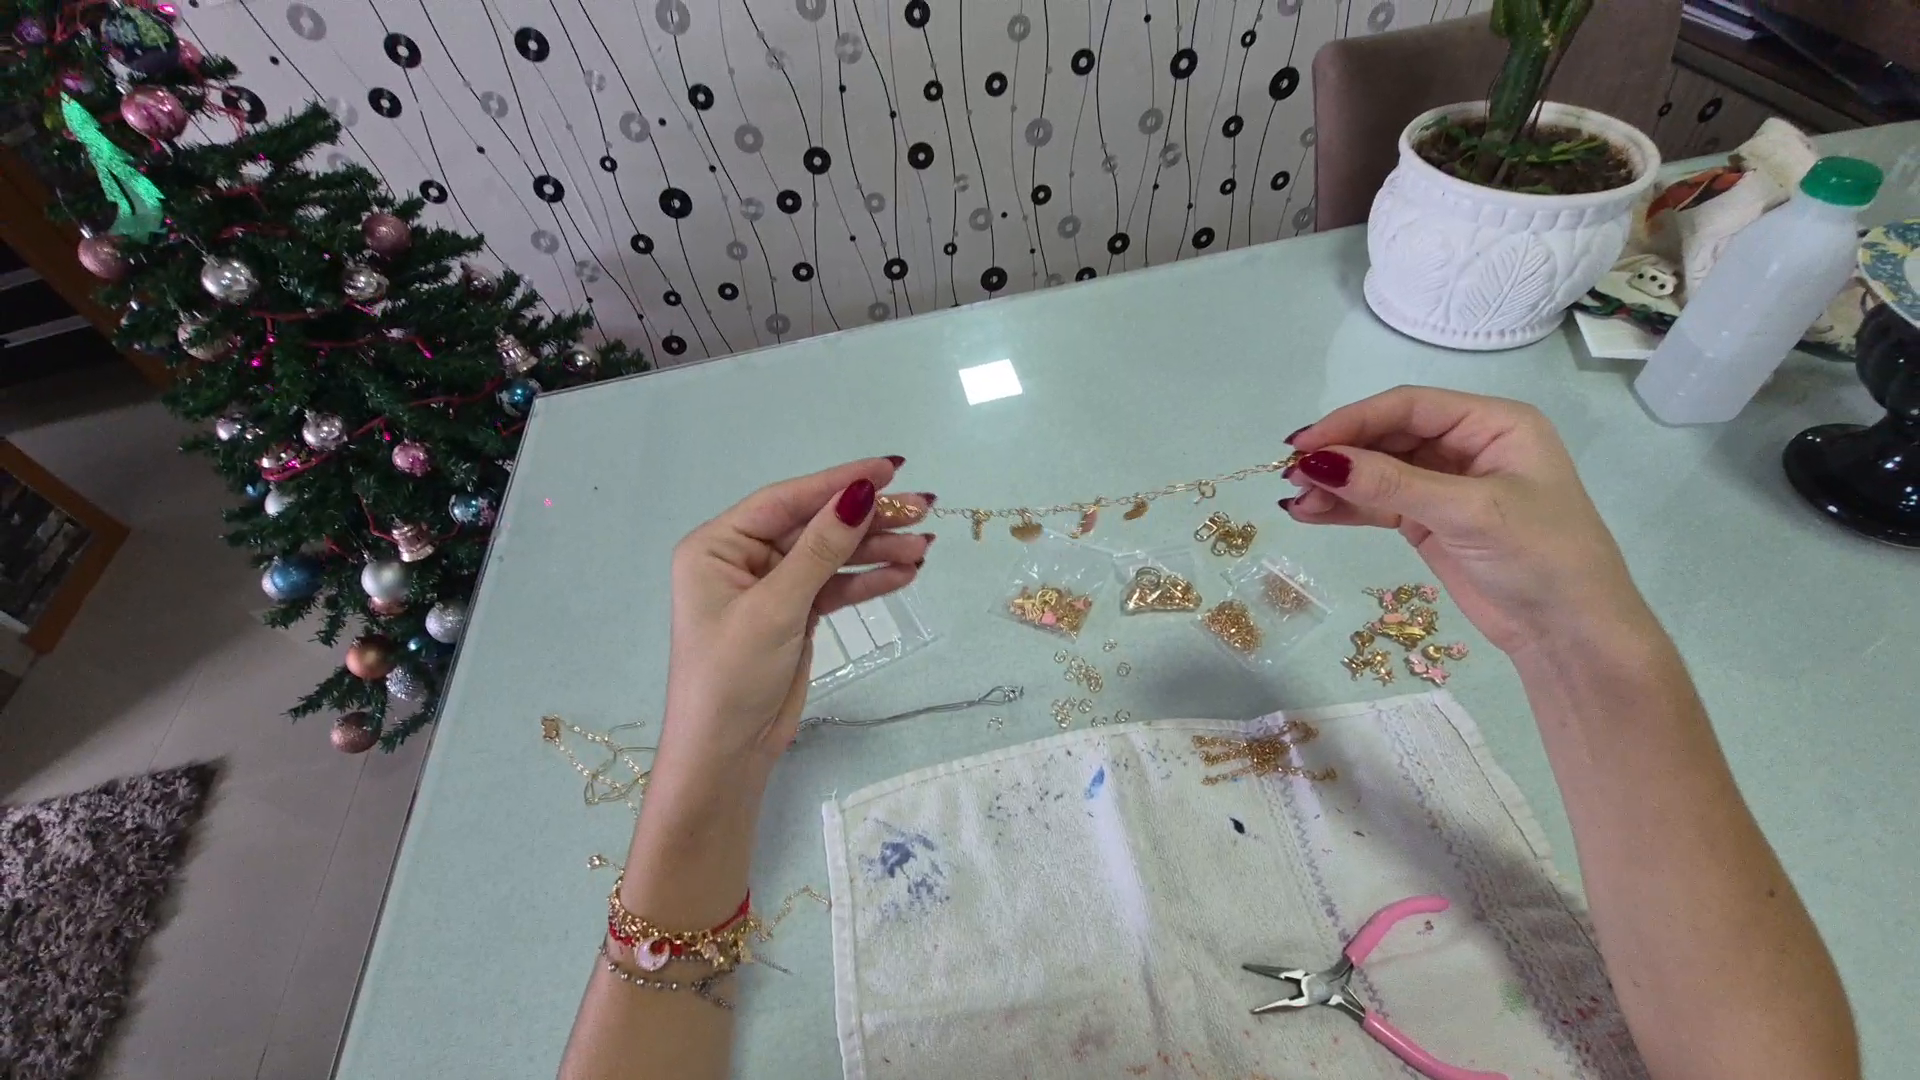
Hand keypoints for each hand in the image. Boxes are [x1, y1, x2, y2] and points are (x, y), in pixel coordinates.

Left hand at [660, 459, 932, 777]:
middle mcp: (744, 559)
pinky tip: (905, 573)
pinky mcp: (795, 614)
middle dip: (868, 520)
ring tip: (924, 546)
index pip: (787, 501)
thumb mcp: (776, 608)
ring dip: (877, 552)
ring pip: (832, 557)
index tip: (890, 469)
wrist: (727, 755)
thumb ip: (820, 549)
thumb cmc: (733, 676)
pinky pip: (836, 587)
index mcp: (718, 545)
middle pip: (815, 526)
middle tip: (923, 509)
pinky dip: (868, 582)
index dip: (840, 482)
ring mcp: (773, 587)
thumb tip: (861, 494)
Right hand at [1281, 387, 1650, 653]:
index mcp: (1491, 425)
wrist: (1568, 633)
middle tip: (1291, 475)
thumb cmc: (1541, 557)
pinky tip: (1309, 514)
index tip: (1304, 444)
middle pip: (1385, 437)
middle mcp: (1464, 446)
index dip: (1352, 420)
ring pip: (1374, 471)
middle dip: (1338, 455)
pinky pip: (1375, 504)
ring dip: (1334, 484)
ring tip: (1296, 502)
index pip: (1408, 407)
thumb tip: (1317, 463)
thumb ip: (1391, 484)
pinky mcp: (1426, 520)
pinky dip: (1343, 508)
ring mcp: (1442, 485)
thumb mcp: (1468, 513)